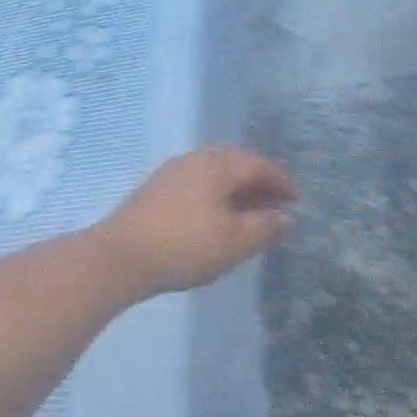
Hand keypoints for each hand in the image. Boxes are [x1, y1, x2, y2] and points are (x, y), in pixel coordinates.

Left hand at [90, 147, 298, 296]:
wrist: (120, 256)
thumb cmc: (184, 246)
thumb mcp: (234, 242)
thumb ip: (264, 227)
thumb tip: (284, 217)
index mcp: (216, 166)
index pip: (257, 164)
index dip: (280, 180)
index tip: (296, 198)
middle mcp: (193, 160)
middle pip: (234, 163)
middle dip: (258, 181)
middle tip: (275, 202)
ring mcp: (170, 173)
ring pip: (213, 173)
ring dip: (236, 188)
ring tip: (249, 212)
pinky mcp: (154, 190)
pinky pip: (197, 183)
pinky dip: (216, 195)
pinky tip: (216, 218)